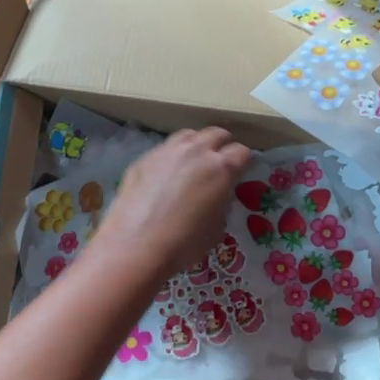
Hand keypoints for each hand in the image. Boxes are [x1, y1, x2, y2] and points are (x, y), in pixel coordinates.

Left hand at [87, 128, 251, 282]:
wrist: (135, 246)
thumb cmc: (184, 244)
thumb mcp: (217, 227)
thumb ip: (222, 201)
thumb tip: (217, 193)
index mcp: (221, 168)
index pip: (242, 152)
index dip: (243, 162)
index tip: (240, 172)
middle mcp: (196, 151)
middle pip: (217, 134)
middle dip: (222, 146)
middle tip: (219, 163)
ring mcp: (167, 151)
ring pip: (189, 135)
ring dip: (196, 144)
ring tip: (193, 162)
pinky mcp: (144, 158)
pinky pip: (165, 148)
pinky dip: (172, 156)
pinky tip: (166, 175)